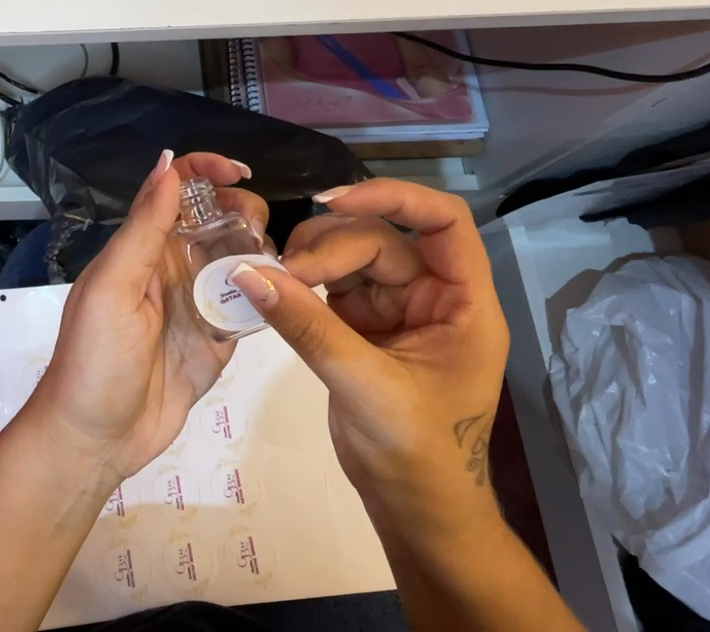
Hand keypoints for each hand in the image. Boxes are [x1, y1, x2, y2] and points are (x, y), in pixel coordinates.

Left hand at [23, 150, 262, 483]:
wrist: (96, 438)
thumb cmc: (96, 357)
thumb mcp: (114, 286)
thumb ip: (144, 226)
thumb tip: (168, 162)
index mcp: (143, 246)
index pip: (176, 190)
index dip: (206, 170)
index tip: (241, 175)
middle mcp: (172, 266)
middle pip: (216, 217)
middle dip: (242, 211)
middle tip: (255, 234)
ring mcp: (198, 303)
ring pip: (239, 257)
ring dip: (260, 251)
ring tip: (273, 266)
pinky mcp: (219, 339)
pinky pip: (251, 304)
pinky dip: (268, 294)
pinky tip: (284, 294)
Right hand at [228, 179, 508, 528]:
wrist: (415, 513)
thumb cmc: (417, 457)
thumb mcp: (364, 387)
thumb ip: (306, 325)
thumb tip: (246, 271)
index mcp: (463, 305)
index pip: (443, 222)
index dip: (394, 196)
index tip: (333, 201)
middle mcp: (432, 296)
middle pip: (379, 237)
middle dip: (329, 249)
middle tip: (281, 274)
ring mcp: (395, 309)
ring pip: (349, 257)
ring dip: (310, 262)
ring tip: (273, 282)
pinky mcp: (362, 326)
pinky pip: (329, 286)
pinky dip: (300, 285)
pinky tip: (273, 291)